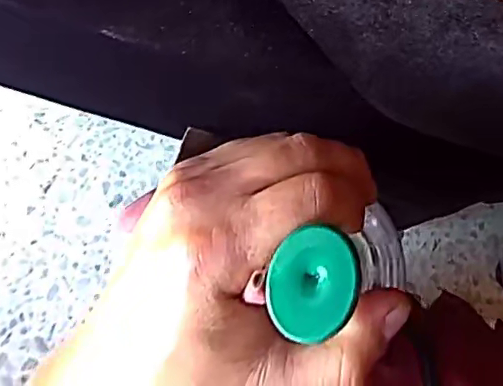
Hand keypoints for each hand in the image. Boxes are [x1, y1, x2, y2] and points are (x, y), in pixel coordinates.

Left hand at [36, 133, 411, 385]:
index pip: (311, 191)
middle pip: (298, 150)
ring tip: (326, 217)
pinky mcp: (184, 176)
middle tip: (359, 213)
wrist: (112, 371)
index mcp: (214, 242)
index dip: (352, 208)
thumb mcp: (268, 380)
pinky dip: (281, 167)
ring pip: (277, 141)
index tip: (361, 238)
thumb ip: (342, 349)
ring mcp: (186, 180)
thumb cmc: (173, 376)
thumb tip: (390, 307)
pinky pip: (250, 148)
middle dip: (343, 174)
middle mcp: (196, 197)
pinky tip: (288, 206)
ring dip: (314, 168)